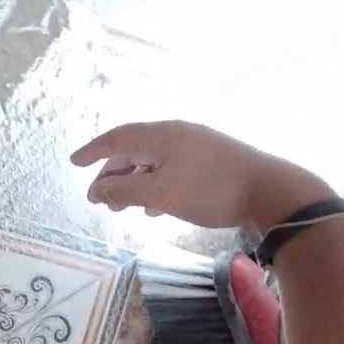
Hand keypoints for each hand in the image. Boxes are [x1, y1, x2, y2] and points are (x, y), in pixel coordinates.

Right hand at [70, 121, 333, 234]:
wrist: (270, 192)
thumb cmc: (210, 190)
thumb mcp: (159, 193)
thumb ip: (123, 190)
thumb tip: (97, 189)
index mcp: (162, 135)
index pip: (117, 137)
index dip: (92, 151)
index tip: (73, 163)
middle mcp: (177, 136)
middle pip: (133, 150)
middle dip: (111, 174)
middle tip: (97, 199)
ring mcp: (196, 149)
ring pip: (151, 163)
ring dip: (131, 184)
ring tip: (120, 207)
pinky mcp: (210, 165)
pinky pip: (169, 171)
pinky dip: (152, 187)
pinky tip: (152, 208)